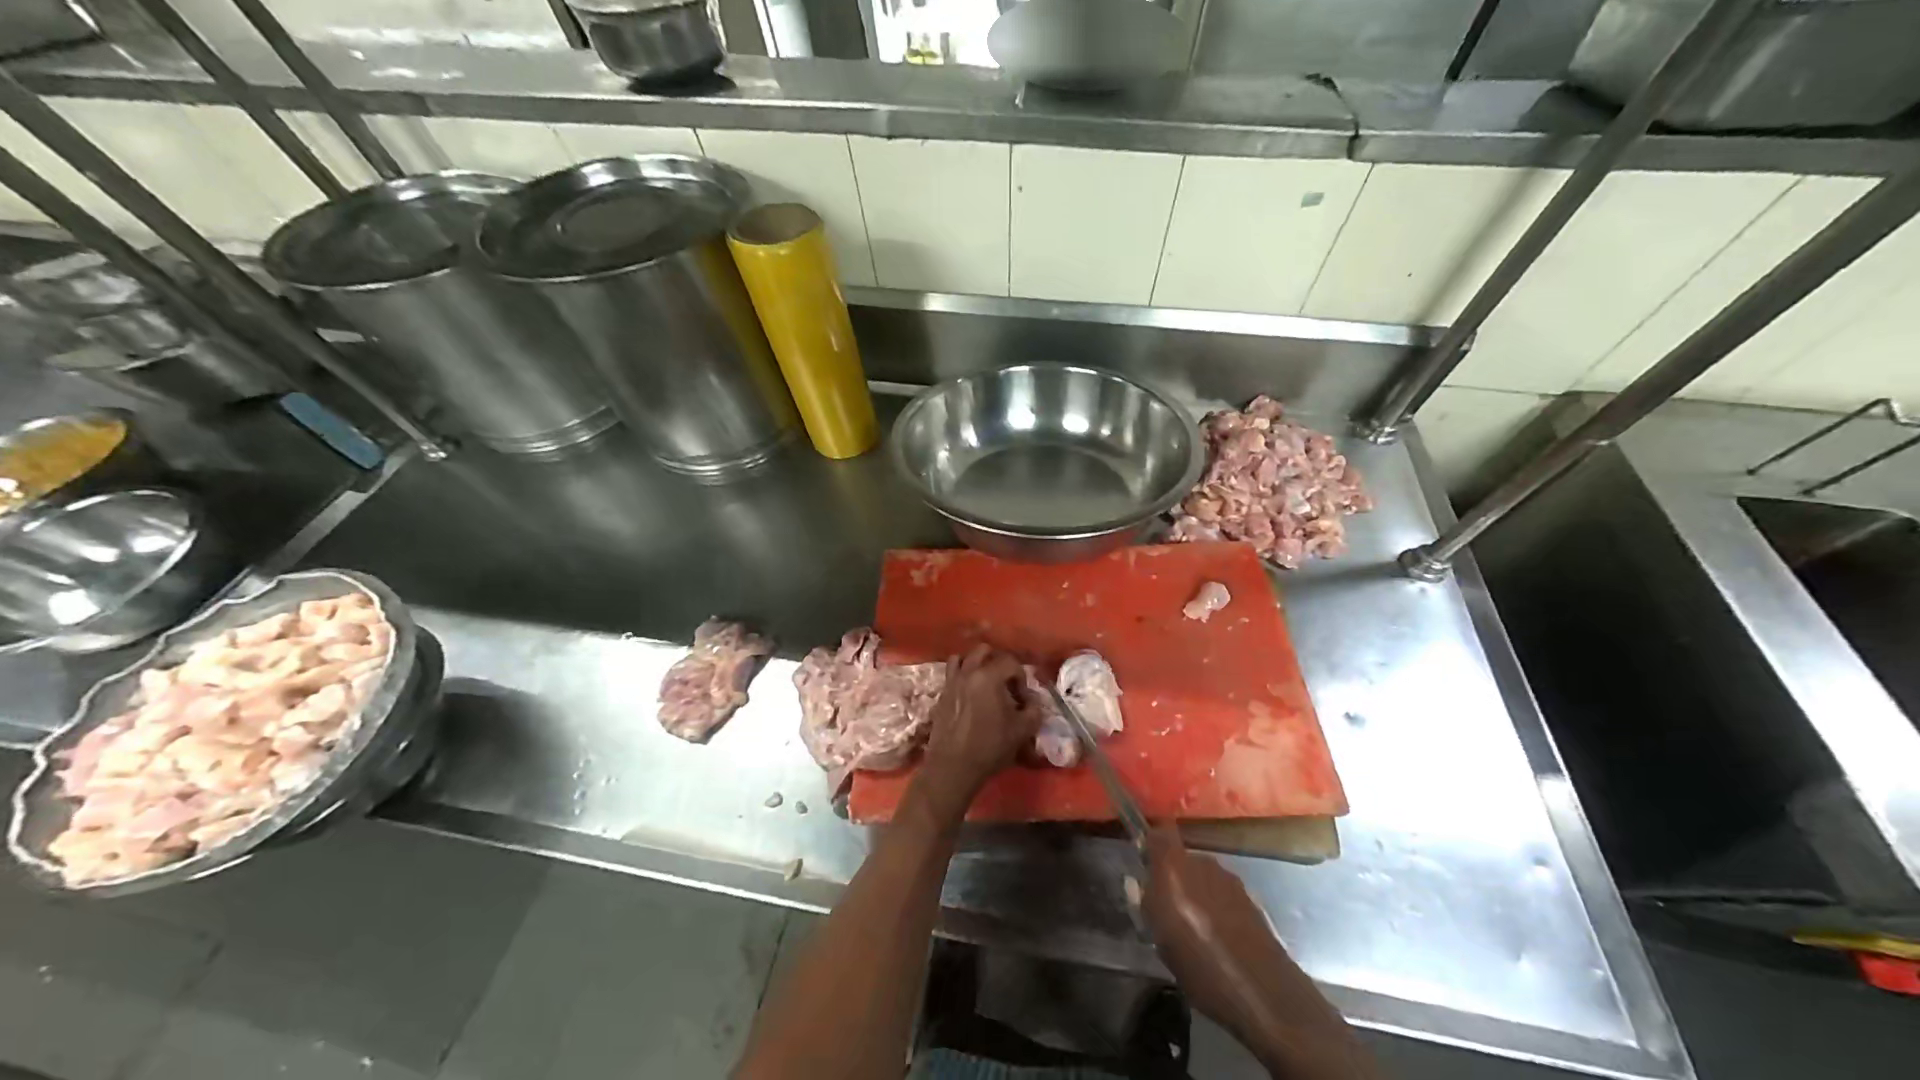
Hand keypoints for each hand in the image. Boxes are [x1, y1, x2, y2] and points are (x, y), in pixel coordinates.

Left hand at [915, 645, 1043, 818]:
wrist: (953, 765)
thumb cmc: (990, 746)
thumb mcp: (1022, 730)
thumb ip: (1033, 710)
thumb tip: (1031, 702)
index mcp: (989, 676)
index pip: (1011, 663)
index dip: (1021, 679)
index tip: (1023, 700)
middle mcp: (968, 672)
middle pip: (985, 651)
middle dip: (999, 663)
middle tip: (1006, 685)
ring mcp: (951, 681)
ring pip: (964, 658)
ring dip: (977, 665)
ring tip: (986, 685)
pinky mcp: (941, 693)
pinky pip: (952, 673)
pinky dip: (962, 675)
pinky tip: (969, 693)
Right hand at [1141, 828, 1375, 1078]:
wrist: (1264, 993)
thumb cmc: (1200, 966)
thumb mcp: (1159, 940)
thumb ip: (1144, 904)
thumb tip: (1136, 882)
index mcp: (1175, 868)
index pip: (1159, 833)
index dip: (1151, 842)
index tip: (1143, 860)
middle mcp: (1204, 864)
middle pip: (1182, 857)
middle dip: (1172, 874)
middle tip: (1165, 904)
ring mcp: (1231, 880)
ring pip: (1203, 875)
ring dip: (1195, 891)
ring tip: (1192, 925)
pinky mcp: (1251, 899)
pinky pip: (1222, 892)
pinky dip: (1216, 905)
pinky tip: (1217, 935)